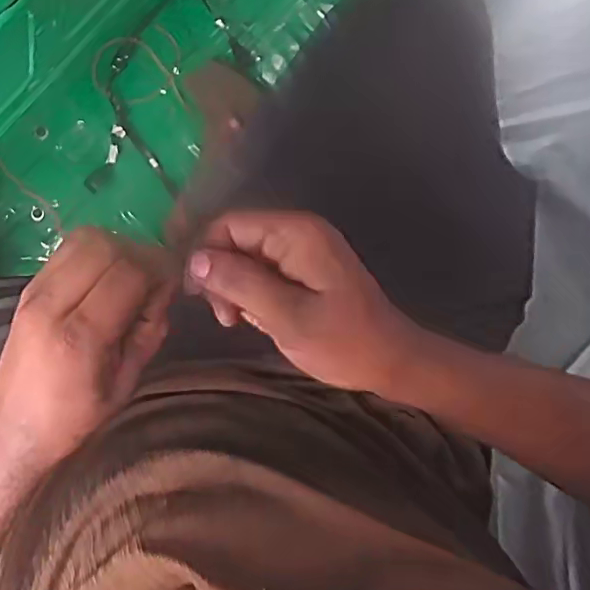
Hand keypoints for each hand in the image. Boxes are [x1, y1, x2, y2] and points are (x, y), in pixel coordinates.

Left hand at [0, 228, 174, 470]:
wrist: (14, 426)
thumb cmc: (74, 417)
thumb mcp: (125, 383)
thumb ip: (148, 331)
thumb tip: (164, 288)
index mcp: (80, 337)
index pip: (128, 273)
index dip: (158, 268)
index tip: (171, 279)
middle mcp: (53, 304)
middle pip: (105, 246)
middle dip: (139, 253)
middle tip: (152, 275)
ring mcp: (35, 291)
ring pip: (84, 238)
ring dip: (115, 246)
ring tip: (127, 272)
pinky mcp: (28, 286)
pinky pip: (66, 249)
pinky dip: (93, 251)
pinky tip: (103, 273)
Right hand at [186, 210, 435, 393]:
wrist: (393, 364)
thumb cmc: (344, 342)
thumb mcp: (287, 317)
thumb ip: (240, 283)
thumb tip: (196, 260)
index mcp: (295, 233)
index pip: (229, 225)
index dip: (206, 255)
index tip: (198, 295)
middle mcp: (295, 231)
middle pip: (234, 239)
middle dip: (220, 275)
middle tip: (224, 317)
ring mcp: (299, 250)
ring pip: (243, 257)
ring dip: (232, 288)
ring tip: (236, 322)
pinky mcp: (301, 268)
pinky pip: (259, 270)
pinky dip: (249, 293)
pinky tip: (254, 319)